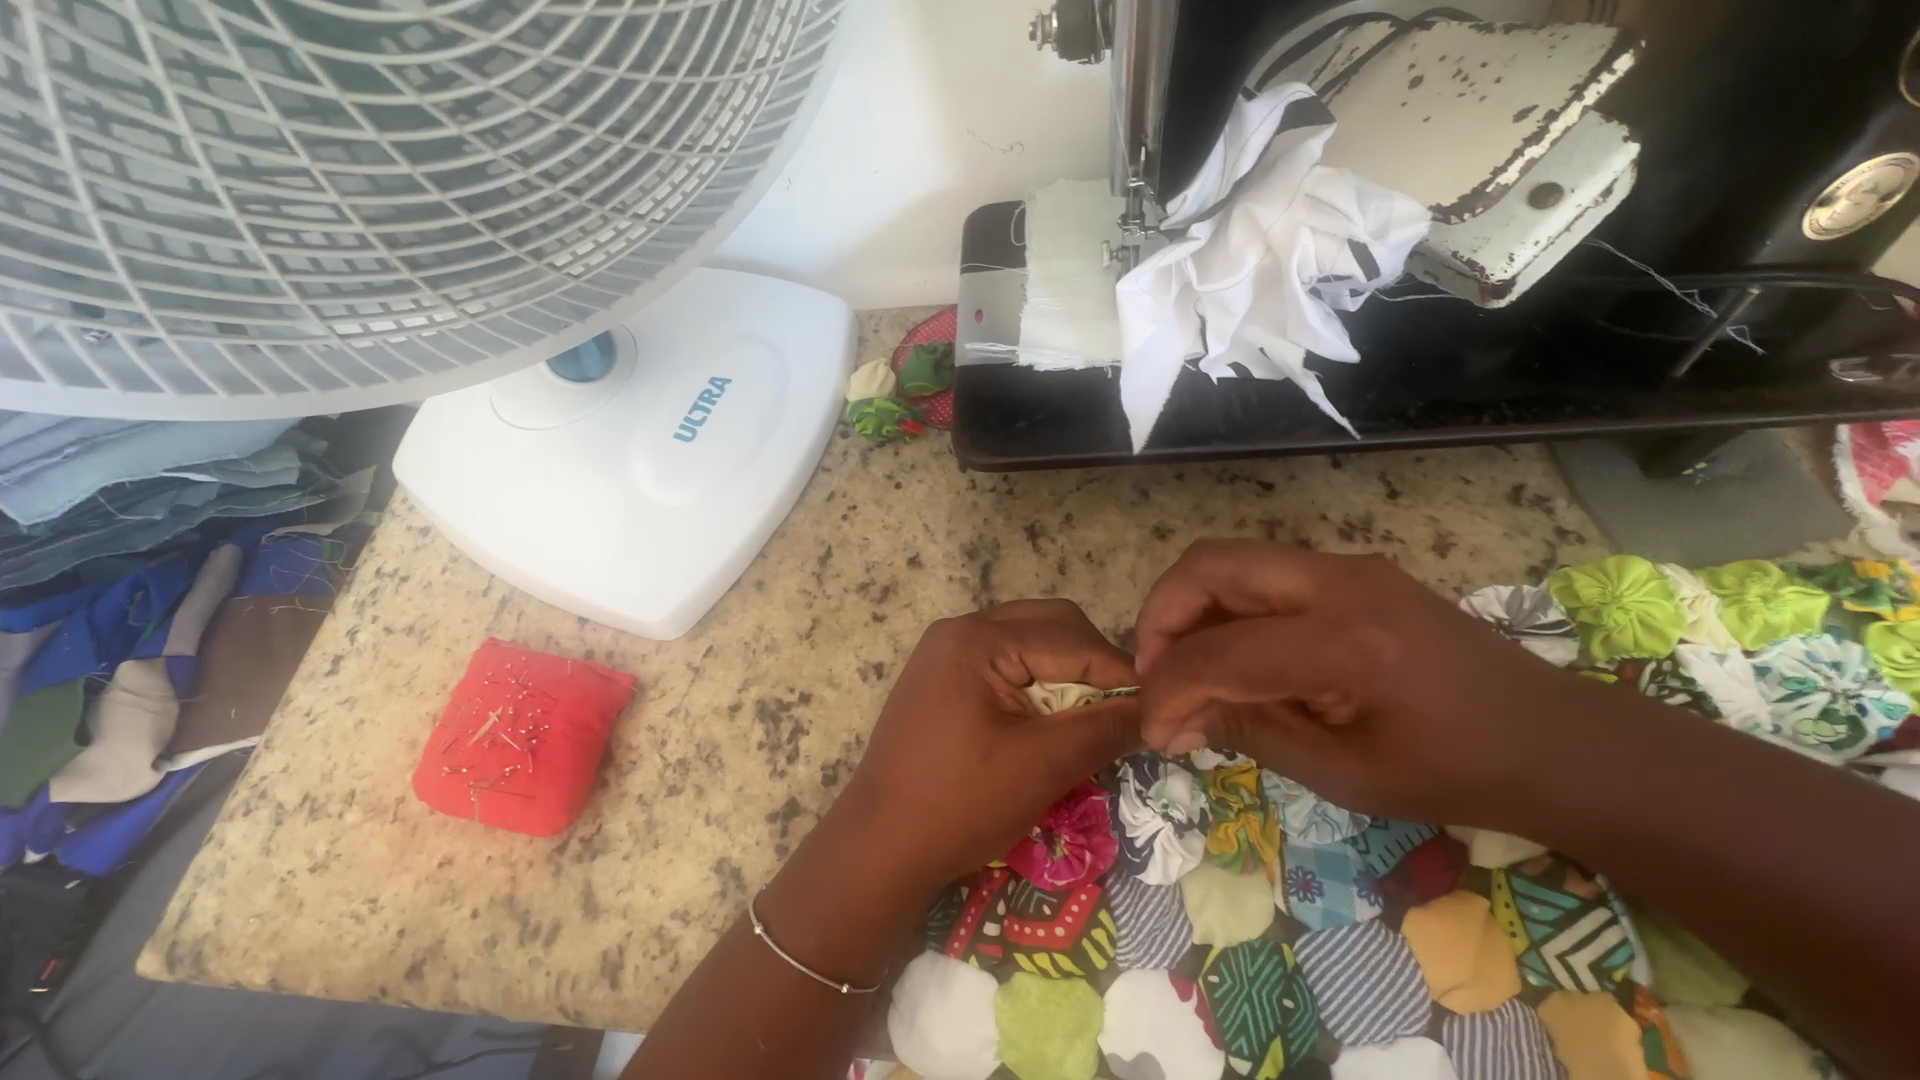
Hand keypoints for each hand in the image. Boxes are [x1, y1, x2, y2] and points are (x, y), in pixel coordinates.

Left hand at [826, 599, 1140, 894]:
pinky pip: (1004, 663)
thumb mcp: (1042, 765)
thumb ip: (1104, 729)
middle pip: (1050, 625)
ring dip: (1067, 670)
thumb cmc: (960, 804)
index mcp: (978, 639)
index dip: (1122, 673)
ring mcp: (944, 654)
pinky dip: (1037, 682)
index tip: (1163, 703)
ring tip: (1094, 715)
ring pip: (1028, 642)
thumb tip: (1158, 710)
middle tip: (1125, 708)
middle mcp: (959, 631)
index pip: (1072, 640)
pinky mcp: (940, 680)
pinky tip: (1053, 718)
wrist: (878, 850)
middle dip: (1094, 662)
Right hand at [1133, 539, 1660, 830]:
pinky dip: (1228, 607)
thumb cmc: (1456, 774)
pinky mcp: (1356, 572)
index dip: (1166, 691)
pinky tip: (1234, 658)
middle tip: (1153, 676)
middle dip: (1161, 618)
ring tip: (1185, 670)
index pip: (1216, 652)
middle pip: (1210, 564)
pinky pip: (1265, 574)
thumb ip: (1251, 732)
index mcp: (1344, 645)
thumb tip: (1175, 719)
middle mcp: (1341, 582)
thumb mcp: (1344, 776)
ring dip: (1191, 608)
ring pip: (1232, 560)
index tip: (1151, 732)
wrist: (1556, 740)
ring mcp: (1351, 567)